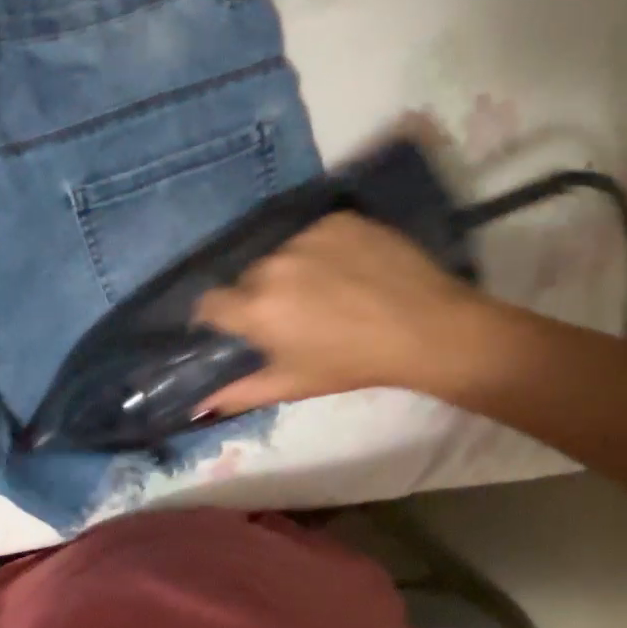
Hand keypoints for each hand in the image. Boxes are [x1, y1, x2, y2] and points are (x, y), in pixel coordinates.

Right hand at [192, 212, 481, 414]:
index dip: (217, 316)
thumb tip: (199, 407)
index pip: (209, 302)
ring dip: (290, 271)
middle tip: (290, 316)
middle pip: (248, 277)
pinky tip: (346, 270)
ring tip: (324, 292)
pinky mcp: (337, 220)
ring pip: (281, 255)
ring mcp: (306, 237)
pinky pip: (313, 235)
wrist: (427, 329)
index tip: (234, 326)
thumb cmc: (353, 363)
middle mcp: (273, 265)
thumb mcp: (293, 384)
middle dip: (259, 295)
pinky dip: (322, 251)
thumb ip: (239, 393)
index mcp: (256, 308)